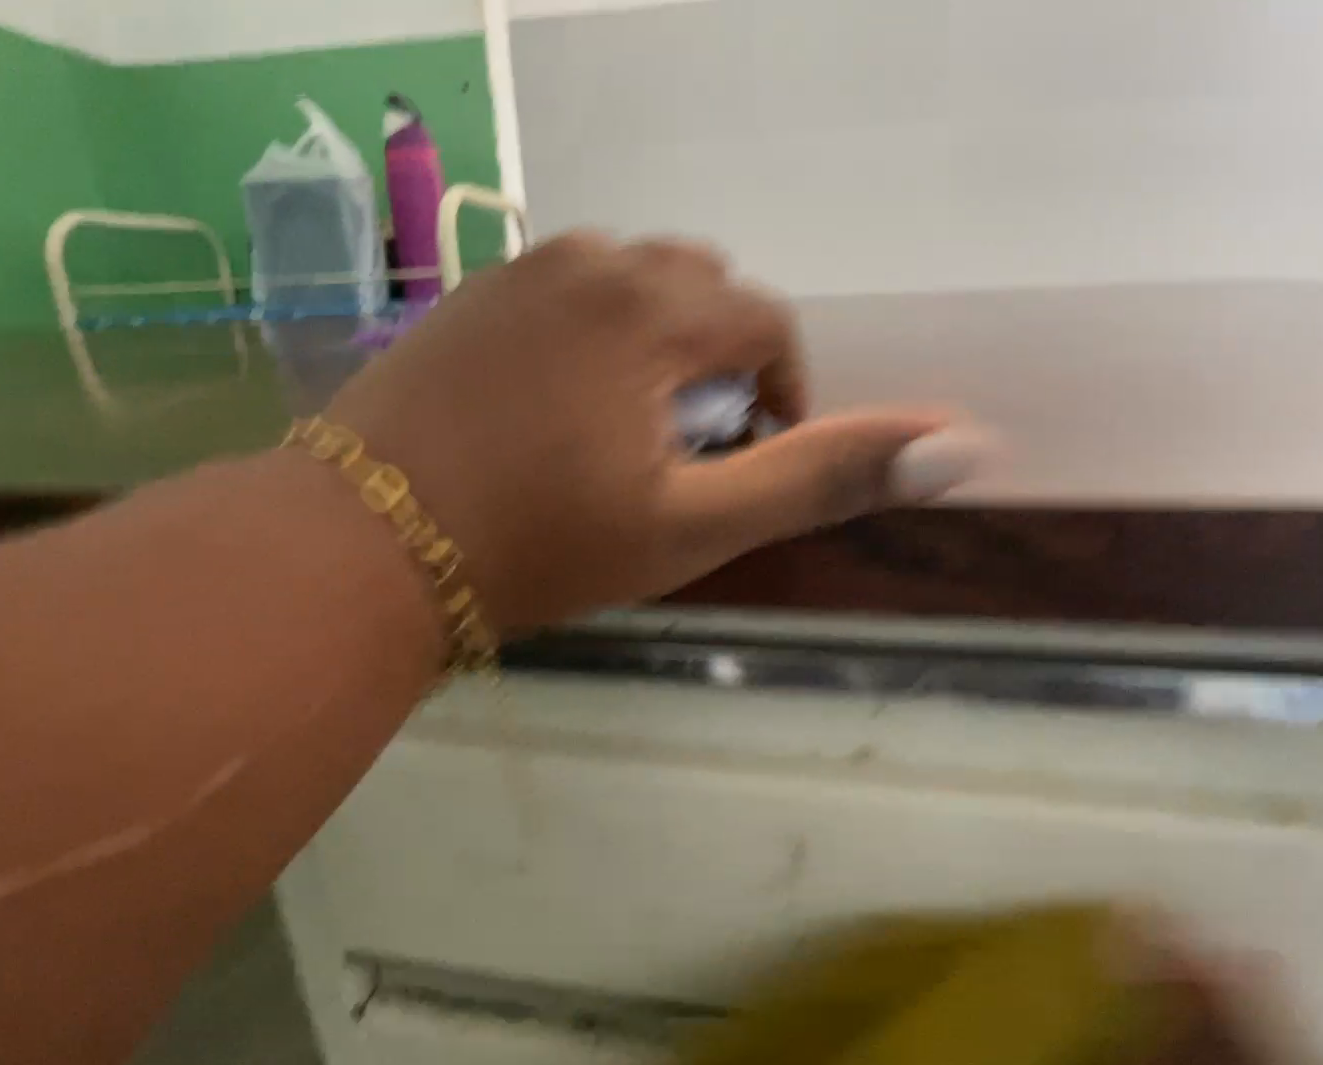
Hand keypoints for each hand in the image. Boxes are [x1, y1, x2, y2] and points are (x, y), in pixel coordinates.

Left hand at [327, 233, 982, 632]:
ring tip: (622, 433)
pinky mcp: (465, 299)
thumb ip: (819, 477)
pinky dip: (588, 339)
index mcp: (649, 305)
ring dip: (653, 346)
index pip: (764, 323)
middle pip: (698, 291)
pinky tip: (552, 412)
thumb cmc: (535, 544)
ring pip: (628, 286)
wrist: (358, 546)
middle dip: (715, 364)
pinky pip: (561, 296)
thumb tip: (964, 444)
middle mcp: (585, 260)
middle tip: (682, 452)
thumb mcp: (691, 526)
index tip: (747, 461)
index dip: (778, 395)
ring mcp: (514, 273)